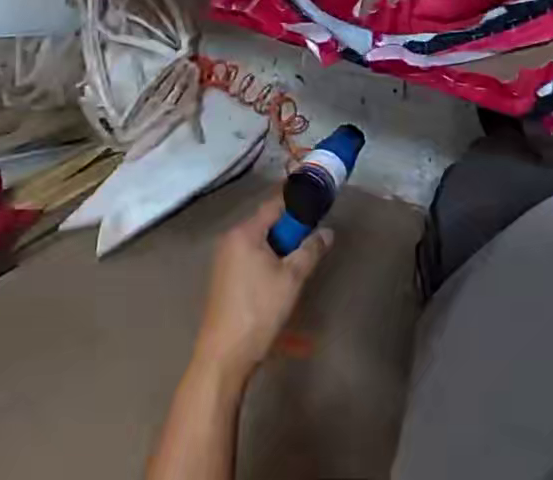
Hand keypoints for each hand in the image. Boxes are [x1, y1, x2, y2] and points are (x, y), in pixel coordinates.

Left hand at [191, 197, 333, 378]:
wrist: (224, 355)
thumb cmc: (259, 310)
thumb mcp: (291, 279)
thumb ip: (310, 250)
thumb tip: (327, 232)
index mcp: (244, 233)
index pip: (274, 204)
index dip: (296, 200)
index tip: (316, 198)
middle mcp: (230, 240)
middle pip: (266, 223)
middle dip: (290, 228)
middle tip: (313, 235)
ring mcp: (224, 260)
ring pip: (259, 242)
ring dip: (280, 246)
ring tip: (300, 259)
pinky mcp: (224, 279)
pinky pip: (250, 258)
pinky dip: (268, 260)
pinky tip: (281, 278)